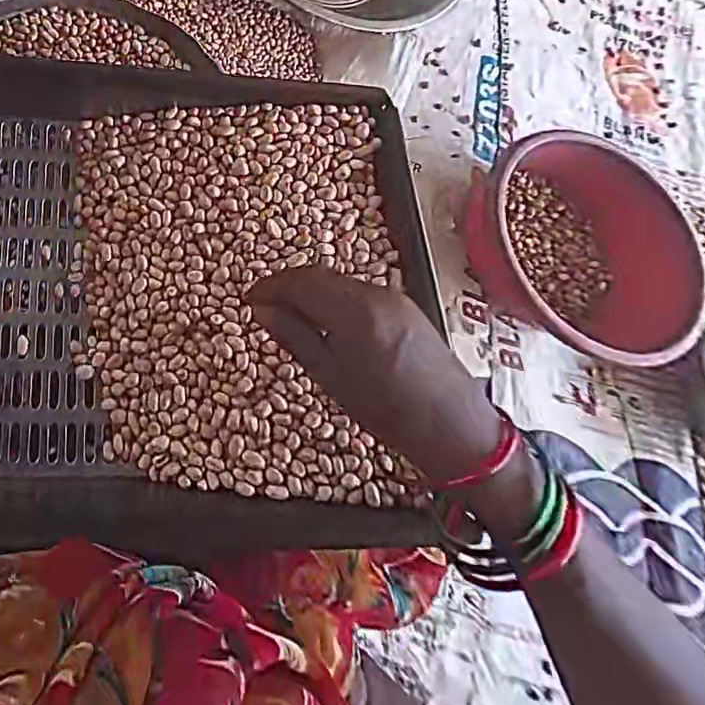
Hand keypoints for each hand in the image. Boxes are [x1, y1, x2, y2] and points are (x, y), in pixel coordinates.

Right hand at [245, 268, 503, 485]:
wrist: (456, 429)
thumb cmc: (387, 411)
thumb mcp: (331, 376)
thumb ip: (294, 335)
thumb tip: (261, 309)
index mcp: (354, 312)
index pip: (299, 283)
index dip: (269, 287)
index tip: (248, 299)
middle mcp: (375, 295)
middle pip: (317, 275)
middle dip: (285, 285)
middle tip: (262, 304)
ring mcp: (393, 298)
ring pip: (337, 281)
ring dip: (308, 290)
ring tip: (287, 314)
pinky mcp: (404, 306)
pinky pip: (356, 290)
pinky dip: (331, 297)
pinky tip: (321, 318)